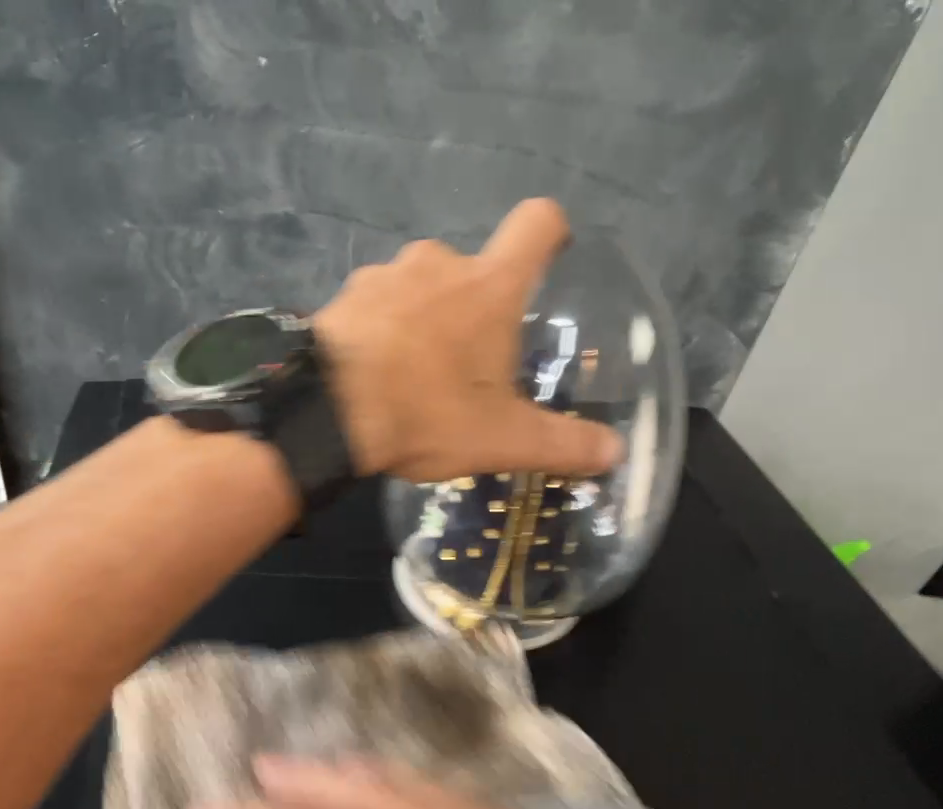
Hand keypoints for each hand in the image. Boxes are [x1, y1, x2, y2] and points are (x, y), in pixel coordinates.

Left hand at [312, 198, 623, 481]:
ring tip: (414, 373)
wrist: (326, 412)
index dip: (550, 233)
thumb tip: (616, 452)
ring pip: (420, 287)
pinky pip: (376, 304)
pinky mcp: (343, 295)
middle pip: (473, 269)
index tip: (551, 257)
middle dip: (475, 308)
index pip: (537, 223)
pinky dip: (381, 329)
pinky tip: (373, 372)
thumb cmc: (426, 413)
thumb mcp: (502, 439)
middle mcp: (439, 262)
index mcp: (490, 285)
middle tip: (467, 363)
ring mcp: (386, 274)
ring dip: (424, 318)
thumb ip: (562, 443)